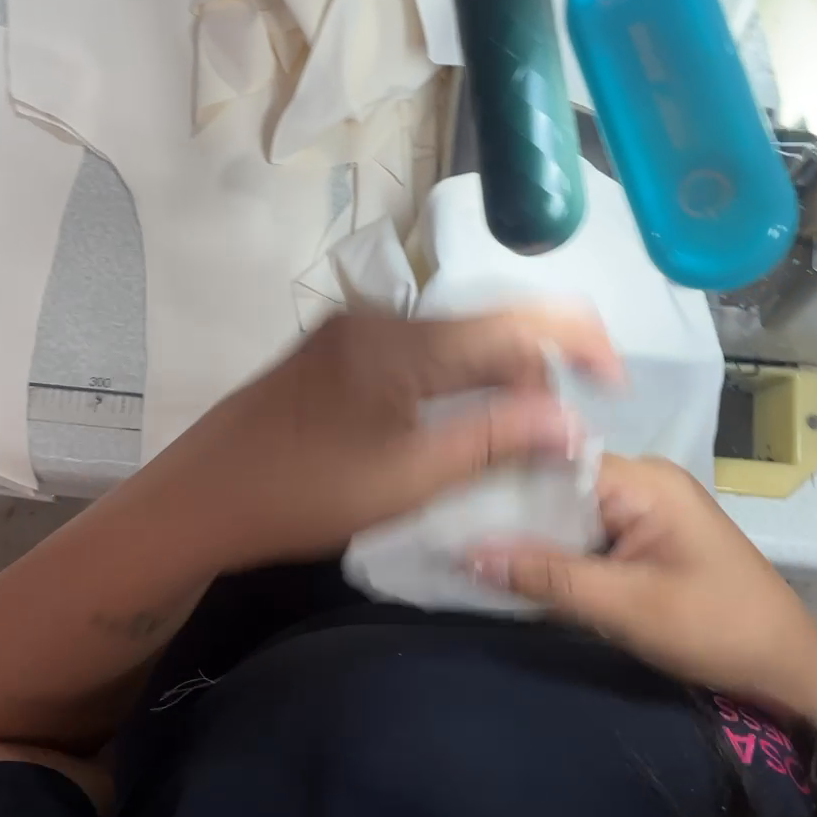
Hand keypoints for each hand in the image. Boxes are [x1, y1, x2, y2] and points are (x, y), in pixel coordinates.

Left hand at [145, 309, 621, 564]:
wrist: (203, 497)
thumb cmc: (303, 495)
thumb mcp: (409, 478)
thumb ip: (494, 441)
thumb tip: (571, 421)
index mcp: (401, 343)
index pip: (512, 323)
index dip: (575, 342)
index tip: (613, 379)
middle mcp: (377, 319)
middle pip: (482, 325)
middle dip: (534, 364)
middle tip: (560, 419)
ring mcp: (349, 330)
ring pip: (448, 339)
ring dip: (492, 373)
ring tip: (519, 424)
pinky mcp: (333, 349)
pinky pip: (414, 350)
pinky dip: (451, 377)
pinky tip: (459, 413)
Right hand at [468, 456, 816, 708]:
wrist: (791, 671)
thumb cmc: (717, 630)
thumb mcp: (626, 606)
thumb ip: (548, 576)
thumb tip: (468, 553)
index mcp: (644, 480)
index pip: (552, 465)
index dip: (500, 486)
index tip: (449, 509)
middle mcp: (641, 480)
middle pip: (556, 486)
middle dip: (510, 515)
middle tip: (451, 535)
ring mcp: (644, 506)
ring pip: (567, 512)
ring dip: (531, 537)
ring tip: (472, 550)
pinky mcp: (644, 534)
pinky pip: (586, 532)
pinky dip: (556, 551)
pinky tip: (519, 567)